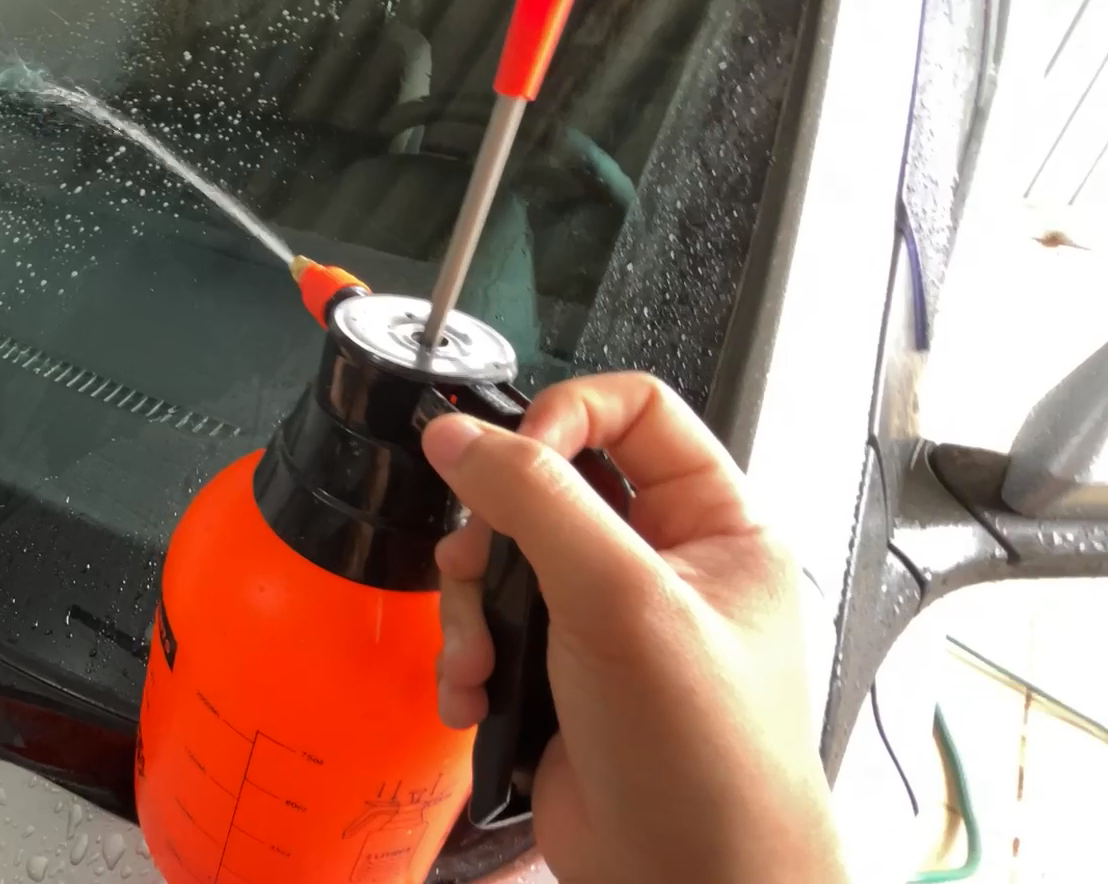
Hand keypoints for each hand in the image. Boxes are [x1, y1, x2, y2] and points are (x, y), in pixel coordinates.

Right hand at [422, 373, 843, 883]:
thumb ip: (532, 498)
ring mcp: (595, 607)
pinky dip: (466, 648)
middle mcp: (652, 554)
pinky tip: (474, 693)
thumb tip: (448, 431)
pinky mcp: (549, 654)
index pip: (631, 410)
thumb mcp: (617, 600)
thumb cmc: (689, 746)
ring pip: (498, 549)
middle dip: (491, 532)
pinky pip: (484, 611)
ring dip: (469, 604)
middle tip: (474, 572)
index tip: (509, 460)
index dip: (563, 417)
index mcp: (707, 521)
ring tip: (478, 661)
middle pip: (541, 482)